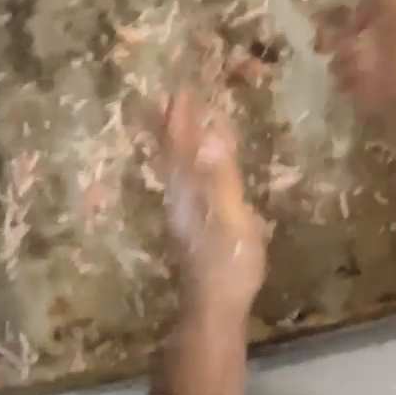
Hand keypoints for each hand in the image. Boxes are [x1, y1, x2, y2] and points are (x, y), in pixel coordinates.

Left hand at [153, 92, 265, 394]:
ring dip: (172, 143)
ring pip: (173, 169)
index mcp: (189, 189)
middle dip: (168, 125)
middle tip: (164, 97)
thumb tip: (210, 133)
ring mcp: (183, 213)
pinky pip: (183, 183)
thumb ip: (221, 175)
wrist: (215, 306)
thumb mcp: (231, 215)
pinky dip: (184, 165)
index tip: (181, 89)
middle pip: (169, 154)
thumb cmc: (228, 262)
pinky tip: (191, 170)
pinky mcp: (191, 226)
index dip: (181, 118)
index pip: (180, 144)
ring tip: (172, 123)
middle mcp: (179, 196)